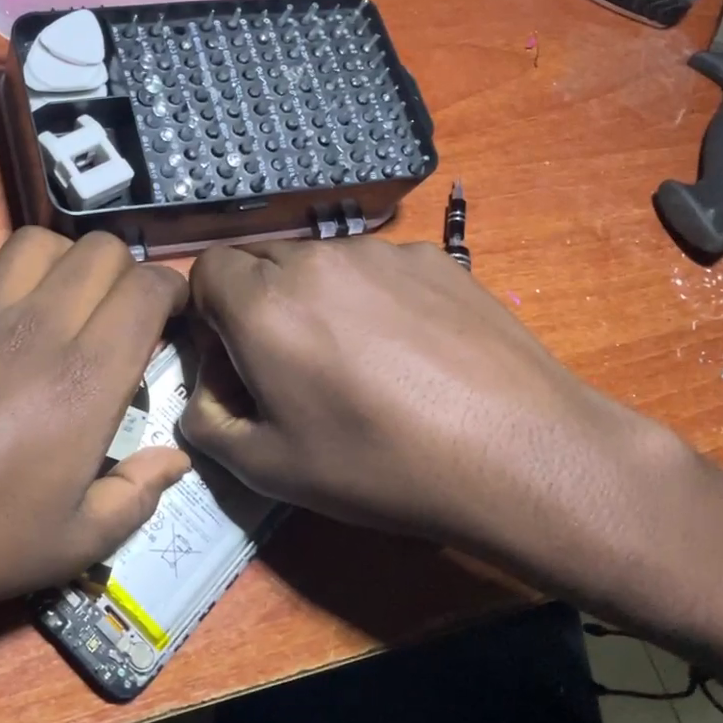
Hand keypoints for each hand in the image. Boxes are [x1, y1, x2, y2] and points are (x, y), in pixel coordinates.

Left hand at [0, 227, 189, 633]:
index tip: (168, 323)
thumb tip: (174, 461)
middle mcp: (37, 326)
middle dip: (123, 274)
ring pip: (36, 241)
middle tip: (116, 320)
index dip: (170, 294)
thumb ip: (135, 496)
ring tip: (57, 307)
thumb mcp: (72, 544)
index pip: (147, 290)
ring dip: (60, 263)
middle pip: (99, 250)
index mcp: (86, 378)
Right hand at [179, 237, 671, 563]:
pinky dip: (369, 299)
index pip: (204, 270)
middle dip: (256, 306)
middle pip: (259, 263)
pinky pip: (375, 269)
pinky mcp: (436, 259)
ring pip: (317, 264)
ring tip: (356, 363)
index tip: (234, 360)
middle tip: (289, 367)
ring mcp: (381, 253)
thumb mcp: (268, 468)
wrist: (520, 454)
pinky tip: (409, 352)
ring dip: (312, 301)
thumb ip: (206, 424)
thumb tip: (203, 399)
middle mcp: (314, 261)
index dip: (207, 313)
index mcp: (262, 305)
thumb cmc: (378, 466)